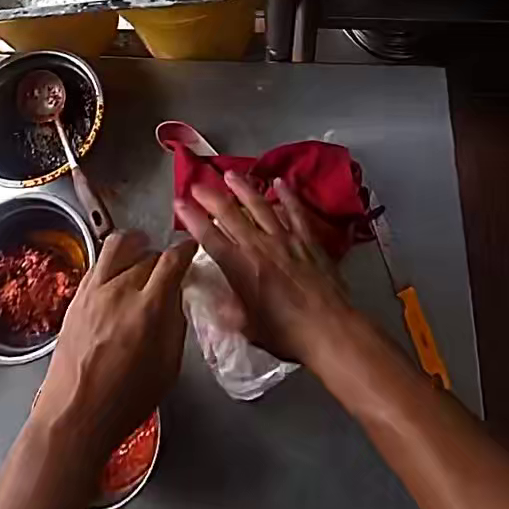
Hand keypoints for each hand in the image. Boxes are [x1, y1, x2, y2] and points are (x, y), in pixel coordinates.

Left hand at [34, 231, 196, 456]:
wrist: (73, 416)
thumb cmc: (125, 400)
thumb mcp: (169, 365)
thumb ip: (176, 322)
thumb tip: (177, 296)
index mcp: (149, 309)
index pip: (173, 259)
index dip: (186, 249)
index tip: (190, 250)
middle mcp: (120, 291)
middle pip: (149, 254)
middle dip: (163, 259)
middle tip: (169, 272)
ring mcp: (94, 290)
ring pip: (119, 244)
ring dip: (136, 246)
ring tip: (143, 253)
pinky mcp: (77, 296)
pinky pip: (99, 262)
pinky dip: (115, 260)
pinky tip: (119, 274)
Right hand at [175, 173, 358, 365]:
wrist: (328, 328)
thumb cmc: (286, 334)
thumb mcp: (248, 328)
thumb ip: (228, 311)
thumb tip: (212, 301)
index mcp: (240, 267)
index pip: (209, 236)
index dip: (192, 218)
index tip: (180, 203)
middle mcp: (259, 246)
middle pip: (230, 214)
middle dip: (210, 196)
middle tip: (197, 184)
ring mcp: (285, 238)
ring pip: (260, 205)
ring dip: (243, 188)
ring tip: (231, 174)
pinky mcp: (307, 238)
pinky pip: (295, 210)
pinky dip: (287, 195)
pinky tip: (279, 182)